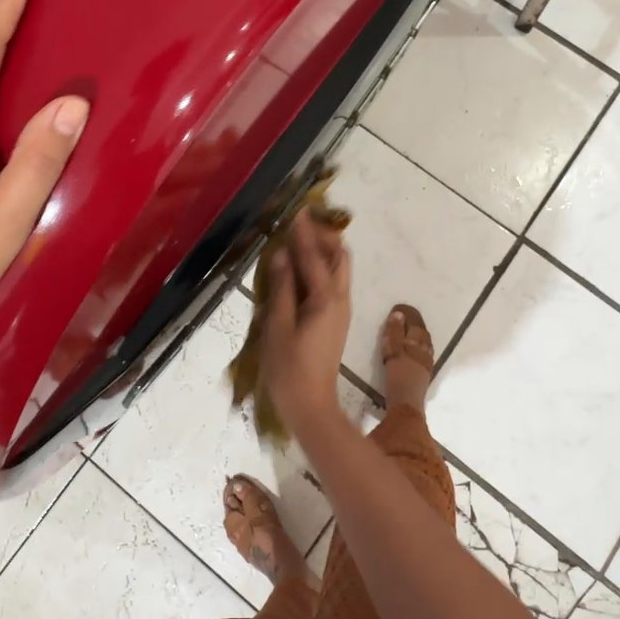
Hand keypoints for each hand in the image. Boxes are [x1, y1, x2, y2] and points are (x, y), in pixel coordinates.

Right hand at [258, 214, 352, 427]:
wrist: (311, 407)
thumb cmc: (289, 369)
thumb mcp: (278, 327)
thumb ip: (281, 288)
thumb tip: (282, 254)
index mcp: (326, 300)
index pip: (316, 257)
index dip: (306, 233)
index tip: (298, 211)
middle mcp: (340, 300)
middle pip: (339, 258)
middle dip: (324, 237)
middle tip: (302, 222)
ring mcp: (341, 310)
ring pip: (339, 270)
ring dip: (325, 251)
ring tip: (302, 238)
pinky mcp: (336, 320)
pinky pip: (334, 283)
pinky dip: (322, 267)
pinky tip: (302, 268)